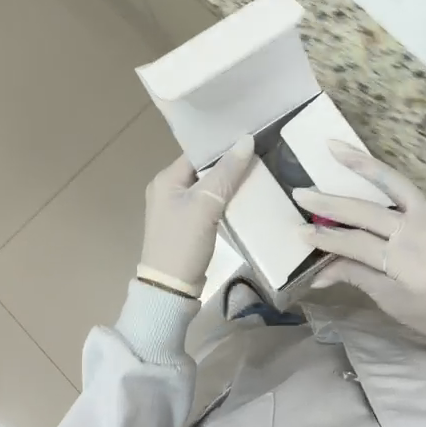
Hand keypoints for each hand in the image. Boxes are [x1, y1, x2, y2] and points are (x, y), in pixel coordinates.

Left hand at [137, 136, 256, 294]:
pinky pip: (207, 203)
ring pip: (207, 186)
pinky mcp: (187, 224)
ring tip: (257, 171)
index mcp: (166, 179)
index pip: (197, 152)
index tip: (250, 138)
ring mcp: (176, 208)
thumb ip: (226, 173)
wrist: (171, 288)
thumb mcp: (206, 204)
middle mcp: (167, 189)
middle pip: (203, 168)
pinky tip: (244, 197)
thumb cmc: (183, 241)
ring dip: (228, 182)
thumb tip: (246, 140)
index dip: (222, 145)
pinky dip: (224, 199)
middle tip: (259, 154)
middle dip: (229, 163)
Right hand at [293, 141, 425, 349]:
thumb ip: (354, 274)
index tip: (300, 231)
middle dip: (331, 202)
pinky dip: (388, 184)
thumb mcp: (389, 299)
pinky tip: (365, 172)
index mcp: (409, 266)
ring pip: (396, 184)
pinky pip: (413, 193)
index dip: (327, 238)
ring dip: (363, 165)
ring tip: (336, 148)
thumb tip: (315, 272)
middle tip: (301, 192)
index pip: (359, 244)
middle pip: (370, 212)